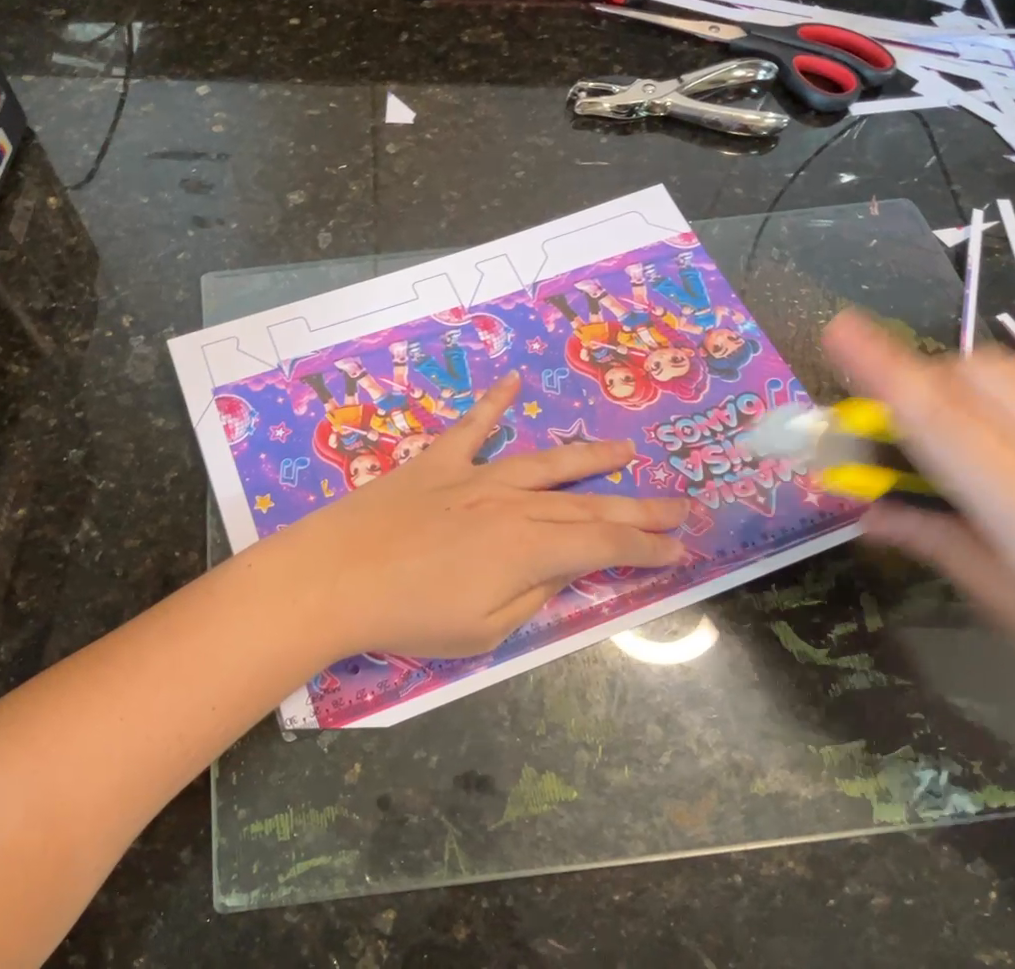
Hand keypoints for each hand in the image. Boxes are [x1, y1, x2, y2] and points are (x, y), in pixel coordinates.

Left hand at [249, 373, 689, 660]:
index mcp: (529, 548)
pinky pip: (471, 427)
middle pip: (588, 505)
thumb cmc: (406, 617)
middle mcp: (512, 503)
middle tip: (682, 505)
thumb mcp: (483, 630)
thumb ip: (533, 596)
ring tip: (626, 451)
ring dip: (590, 457)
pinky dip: (492, 404)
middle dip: (640, 508)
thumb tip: (565, 570)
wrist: (332, 577)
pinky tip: (512, 383)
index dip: (647, 548)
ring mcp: (473, 477)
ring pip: (546, 462)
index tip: (679, 549)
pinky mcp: (435, 463)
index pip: (605, 547)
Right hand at [823, 311, 1014, 747]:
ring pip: (1009, 371)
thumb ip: (940, 547)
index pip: (935, 416)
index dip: (880, 369)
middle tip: (889, 424)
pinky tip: (1006, 442)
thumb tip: (870, 515)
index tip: (837, 330)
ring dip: (957, 381)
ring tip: (944, 431)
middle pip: (971, 372)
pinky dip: (1001, 394)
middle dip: (915, 378)